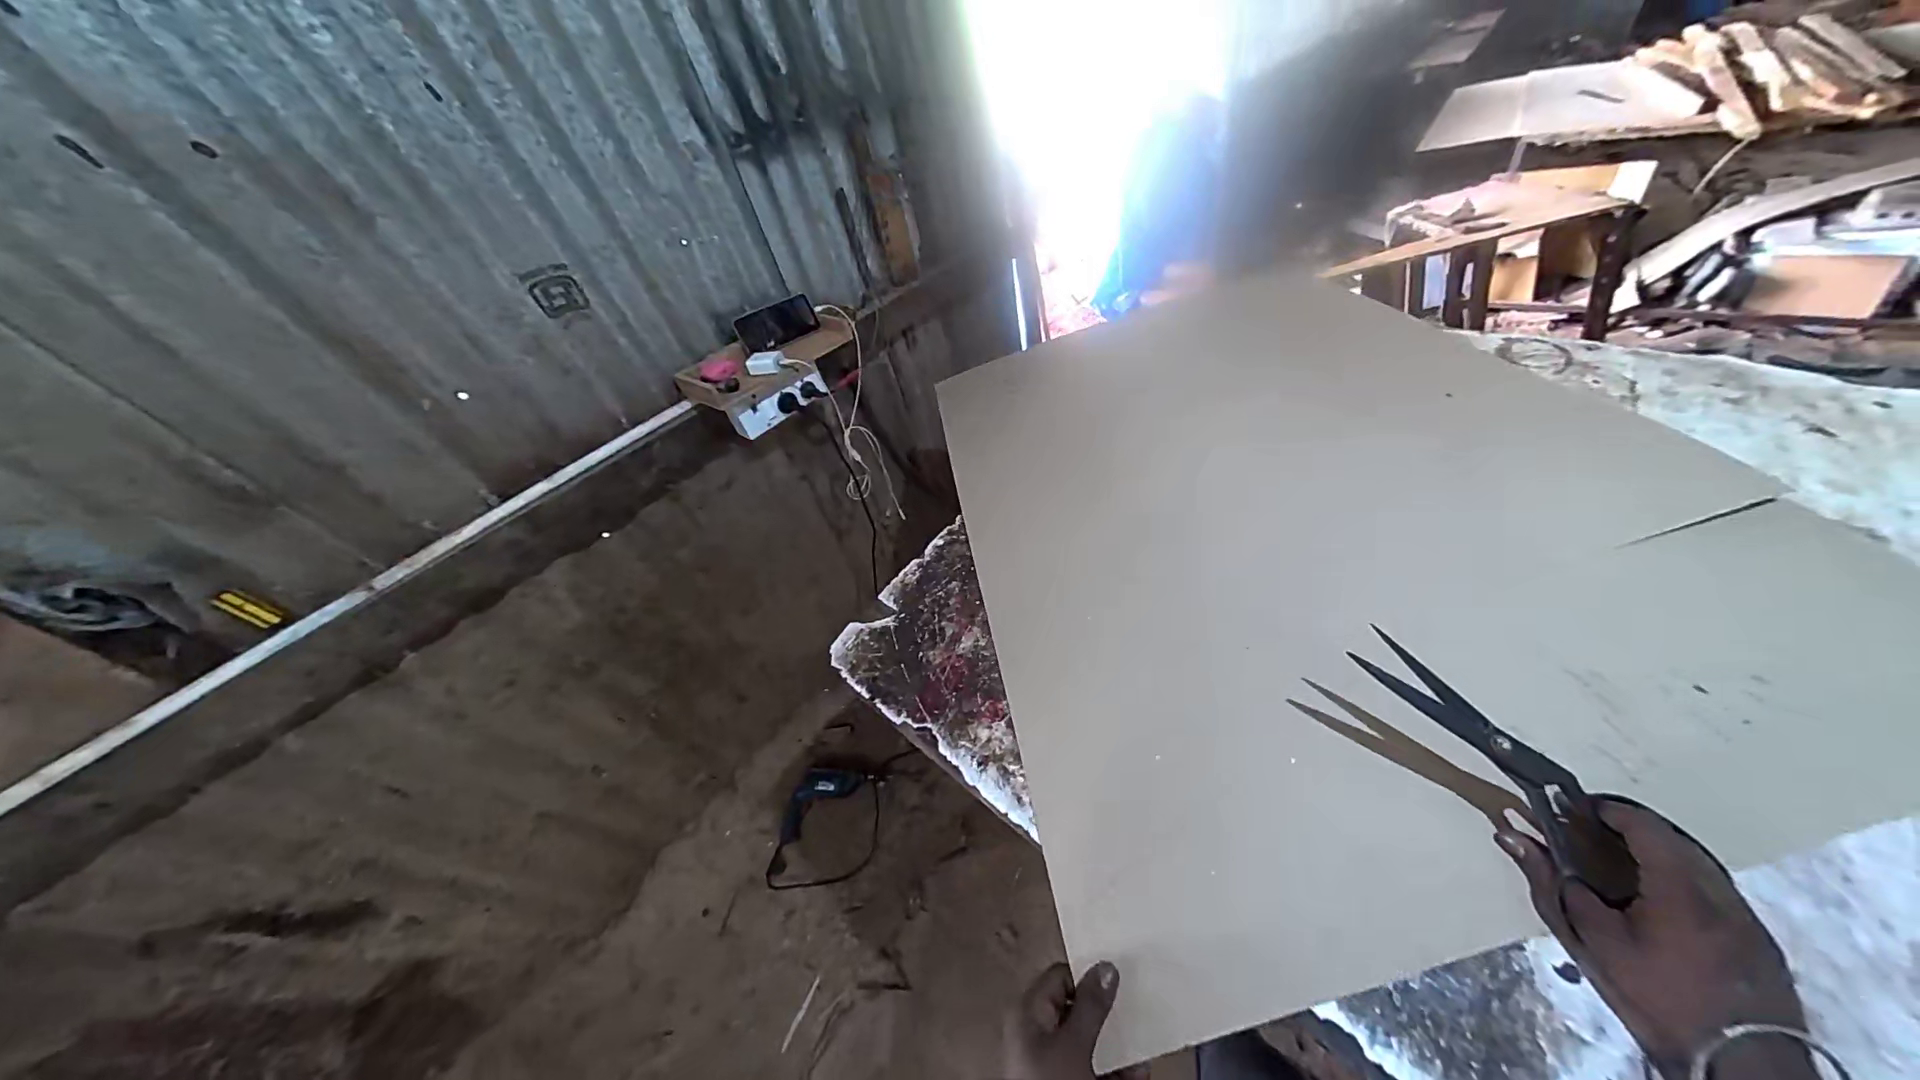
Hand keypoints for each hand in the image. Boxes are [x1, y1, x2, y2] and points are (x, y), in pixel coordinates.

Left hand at [1002, 961, 1146, 1079]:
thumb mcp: (1073, 1043)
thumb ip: (1091, 1005)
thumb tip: (1106, 967)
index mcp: (1029, 1013)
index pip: (1060, 977)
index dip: (1088, 976)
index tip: (1120, 976)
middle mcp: (1039, 1034)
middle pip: (1079, 1011)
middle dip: (1110, 1014)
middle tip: (1138, 1007)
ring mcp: (1054, 1064)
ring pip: (1092, 1043)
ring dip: (1119, 1047)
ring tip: (1145, 1046)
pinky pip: (1096, 1070)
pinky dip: (1118, 1072)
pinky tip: (1139, 1073)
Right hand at [1498, 799, 1816, 1079]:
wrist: (1739, 1065)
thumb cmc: (1654, 995)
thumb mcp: (1591, 939)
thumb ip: (1550, 881)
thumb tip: (1510, 836)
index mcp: (1680, 888)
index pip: (1645, 826)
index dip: (1608, 809)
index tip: (1574, 808)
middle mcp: (1721, 894)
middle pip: (1673, 841)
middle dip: (1628, 829)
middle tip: (1587, 833)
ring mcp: (1747, 918)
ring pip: (1697, 865)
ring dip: (1655, 854)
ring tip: (1615, 864)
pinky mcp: (1759, 940)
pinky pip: (1714, 890)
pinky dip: (1679, 879)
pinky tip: (1654, 901)